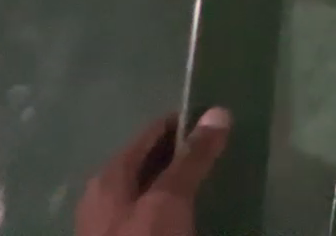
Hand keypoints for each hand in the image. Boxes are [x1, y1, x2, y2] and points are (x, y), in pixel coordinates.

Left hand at [76, 108, 230, 235]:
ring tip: (220, 175)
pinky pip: (158, 212)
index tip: (223, 120)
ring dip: (187, 179)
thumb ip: (193, 158)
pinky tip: (200, 209)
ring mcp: (116, 225)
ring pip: (158, 187)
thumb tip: (219, 110)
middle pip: (155, 158)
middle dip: (189, 150)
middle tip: (228, 145)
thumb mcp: (169, 201)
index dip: (188, 121)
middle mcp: (107, 196)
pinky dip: (180, 204)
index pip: (154, 131)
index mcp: (109, 178)